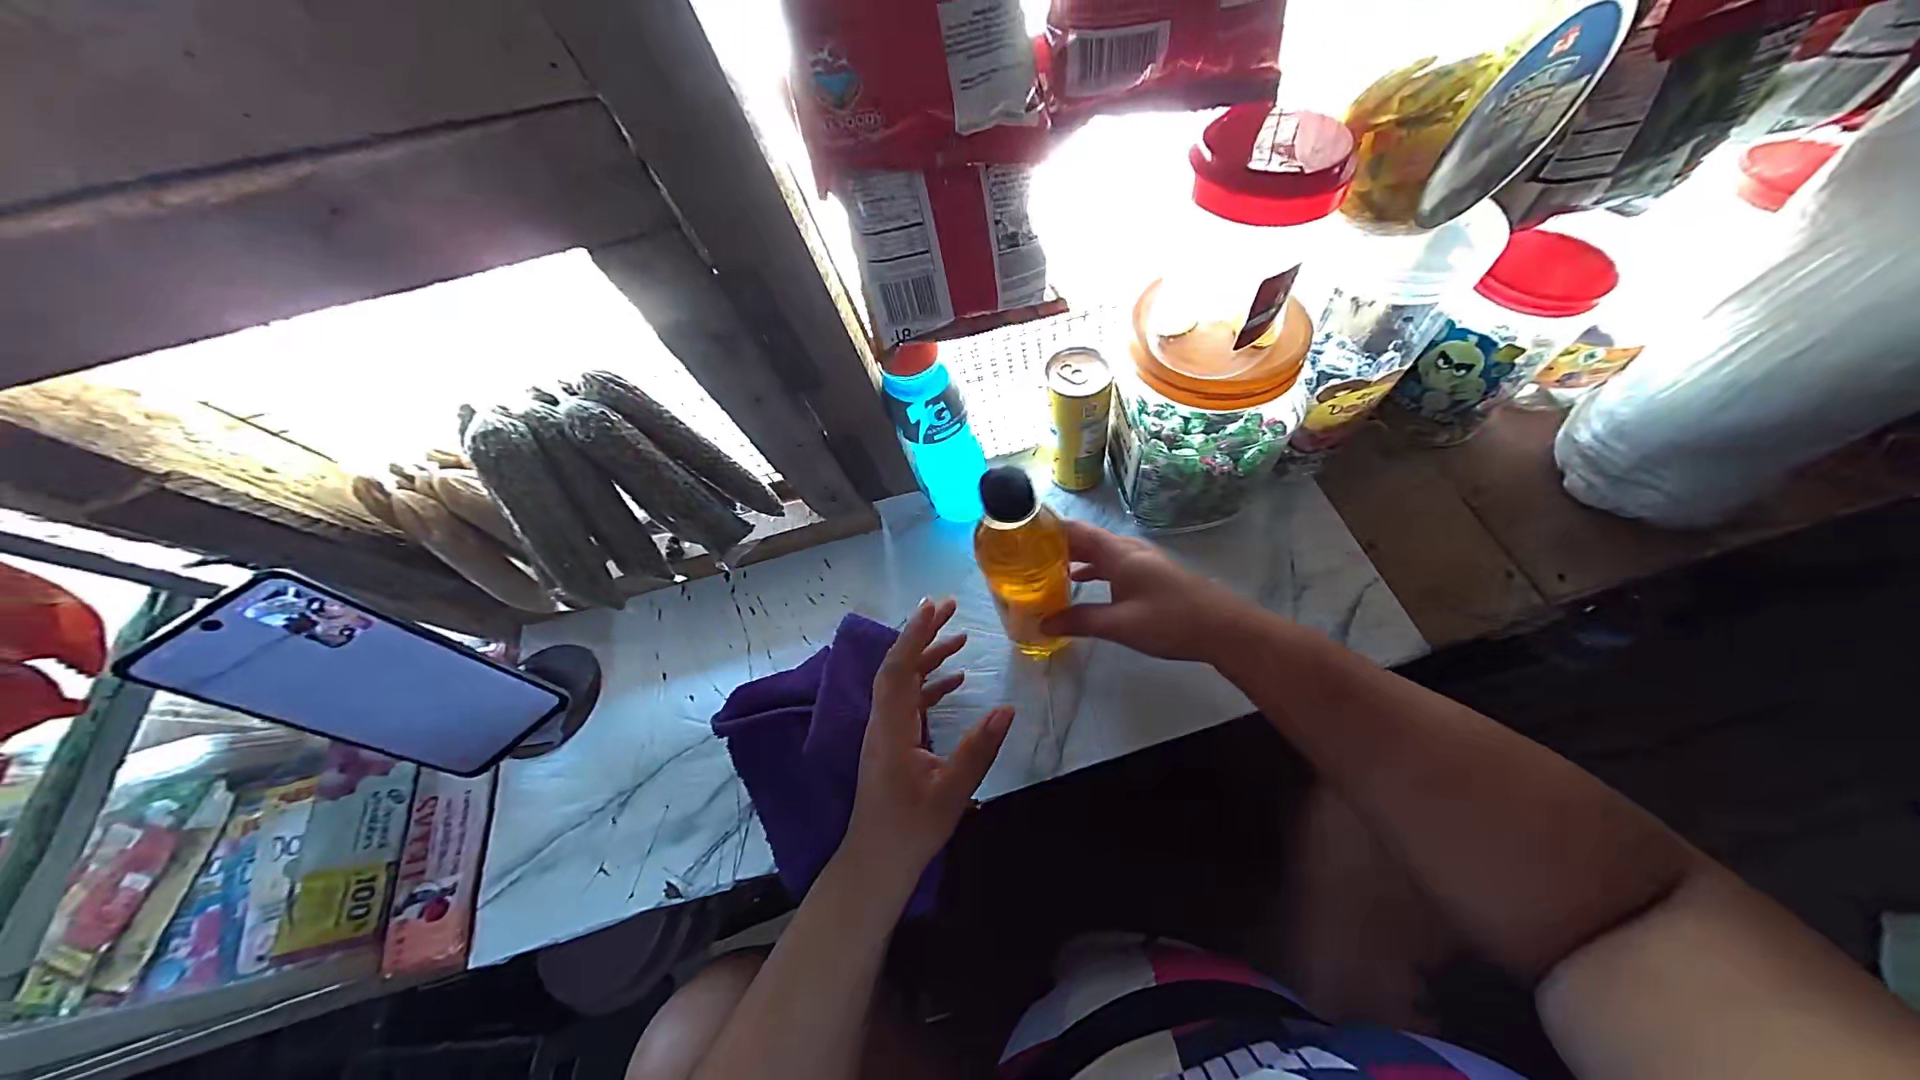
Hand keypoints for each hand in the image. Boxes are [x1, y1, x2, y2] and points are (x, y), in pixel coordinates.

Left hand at [843, 598, 1012, 883]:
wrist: (877, 859)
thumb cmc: (911, 828)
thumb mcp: (952, 791)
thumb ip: (979, 749)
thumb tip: (1007, 709)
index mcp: (891, 728)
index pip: (899, 668)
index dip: (915, 634)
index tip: (934, 606)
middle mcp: (882, 721)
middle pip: (898, 666)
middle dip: (921, 634)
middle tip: (948, 606)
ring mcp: (885, 730)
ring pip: (903, 681)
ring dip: (927, 657)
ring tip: (959, 636)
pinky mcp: (892, 741)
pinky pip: (909, 701)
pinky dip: (929, 685)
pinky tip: (955, 680)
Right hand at [1039, 521, 1258, 663]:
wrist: (1224, 629)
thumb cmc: (1170, 621)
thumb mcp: (1119, 624)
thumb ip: (1079, 621)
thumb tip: (1043, 623)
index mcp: (1118, 552)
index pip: (1074, 530)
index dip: (1046, 529)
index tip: (1019, 535)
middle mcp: (1127, 549)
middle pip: (1084, 539)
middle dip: (1054, 546)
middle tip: (1024, 556)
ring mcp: (1141, 560)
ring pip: (1098, 552)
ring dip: (1073, 558)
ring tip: (1044, 570)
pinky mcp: (1149, 574)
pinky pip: (1111, 564)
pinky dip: (1092, 570)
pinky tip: (1080, 583)